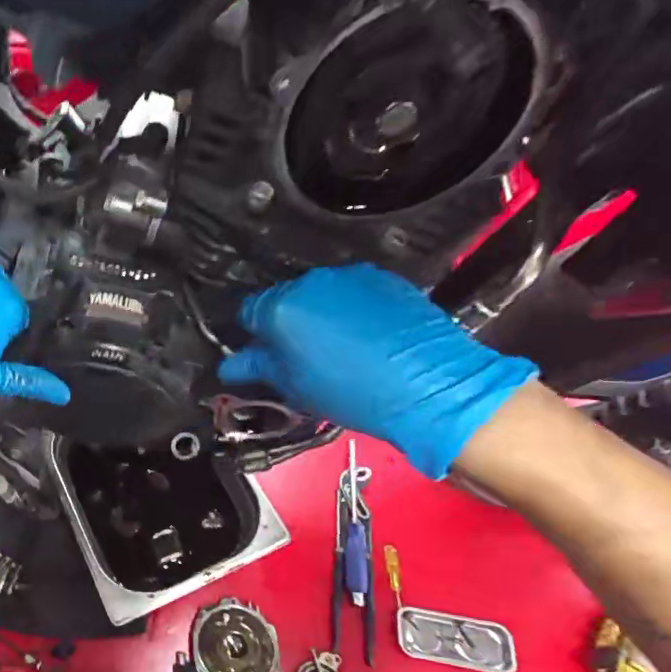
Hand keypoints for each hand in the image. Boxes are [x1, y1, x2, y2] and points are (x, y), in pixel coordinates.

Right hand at [218, 264, 536, 477]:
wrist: (431, 386)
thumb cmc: (364, 392)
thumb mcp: (300, 389)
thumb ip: (262, 369)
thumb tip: (239, 365)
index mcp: (284, 307)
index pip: (250, 312)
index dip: (255, 337)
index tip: (264, 355)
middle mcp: (315, 282)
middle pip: (286, 300)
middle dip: (289, 327)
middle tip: (302, 361)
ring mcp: (352, 278)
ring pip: (321, 296)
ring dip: (321, 318)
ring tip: (340, 355)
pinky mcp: (384, 281)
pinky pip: (354, 294)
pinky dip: (353, 313)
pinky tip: (366, 343)